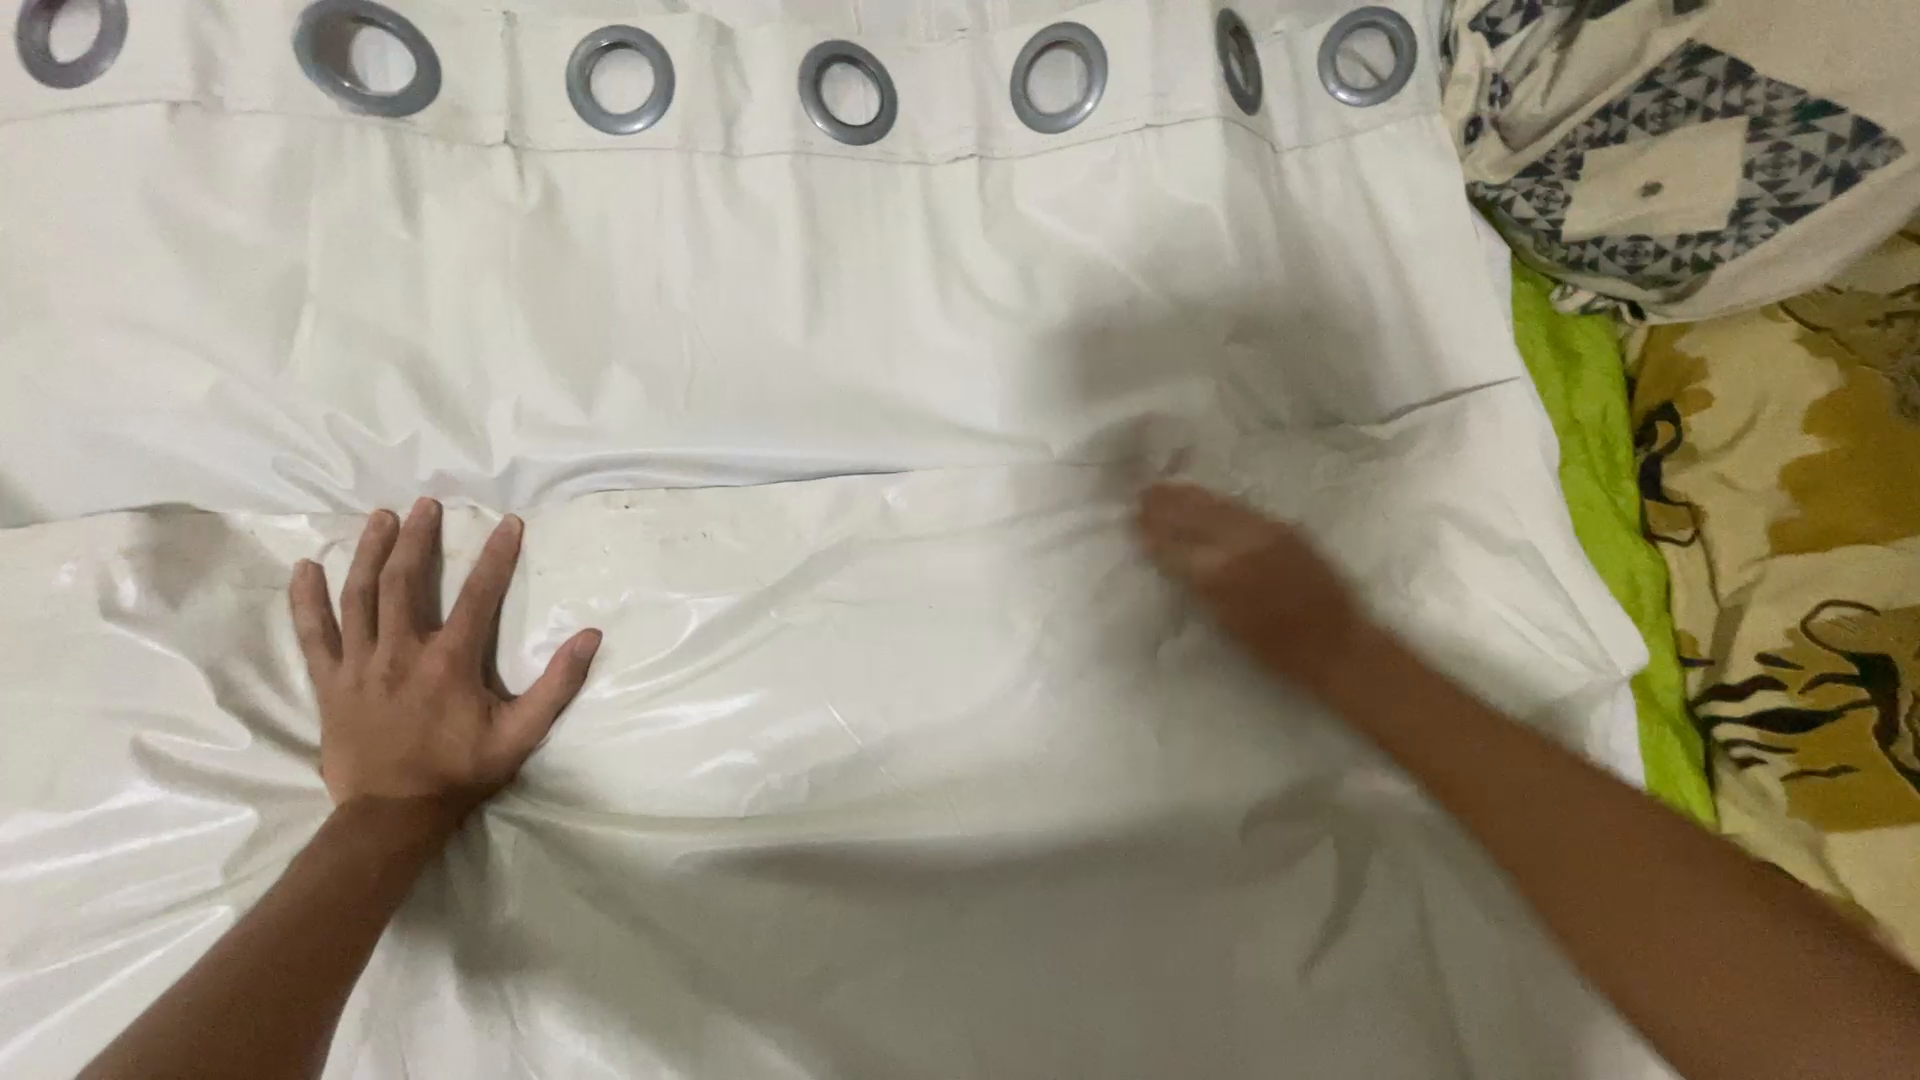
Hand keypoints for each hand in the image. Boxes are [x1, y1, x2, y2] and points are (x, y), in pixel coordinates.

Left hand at [289, 498, 601, 824]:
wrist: (393, 814)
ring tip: (379, 518)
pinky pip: (313, 634)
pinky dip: (307, 599)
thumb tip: (591, 636)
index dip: (496, 556)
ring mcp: (360, 666)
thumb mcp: (523, 732)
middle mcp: (401, 652)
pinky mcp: (330, 683)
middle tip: (427, 504)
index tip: (508, 523)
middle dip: (418, 538)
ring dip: (370, 553)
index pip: (478, 595)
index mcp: (450, 661)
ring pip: (360, 596)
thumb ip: (559, 683)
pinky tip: (307, 567)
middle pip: (406, 582)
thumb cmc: (463, 770)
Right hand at [1136, 483, 1364, 692]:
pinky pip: (1243, 509)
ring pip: (1219, 506)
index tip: (1134, 518)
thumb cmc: (1275, 650)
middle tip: (1144, 494)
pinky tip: (1208, 500)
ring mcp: (1266, 532)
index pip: (1175, 543)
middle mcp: (1240, 545)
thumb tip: (1171, 559)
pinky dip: (1218, 503)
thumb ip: (1196, 585)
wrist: (1338, 645)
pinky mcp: (1286, 529)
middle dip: (1167, 504)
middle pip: (1194, 515)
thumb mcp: (1224, 623)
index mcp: (1219, 575)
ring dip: (1190, 497)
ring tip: (1168, 489)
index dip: (1152, 530)